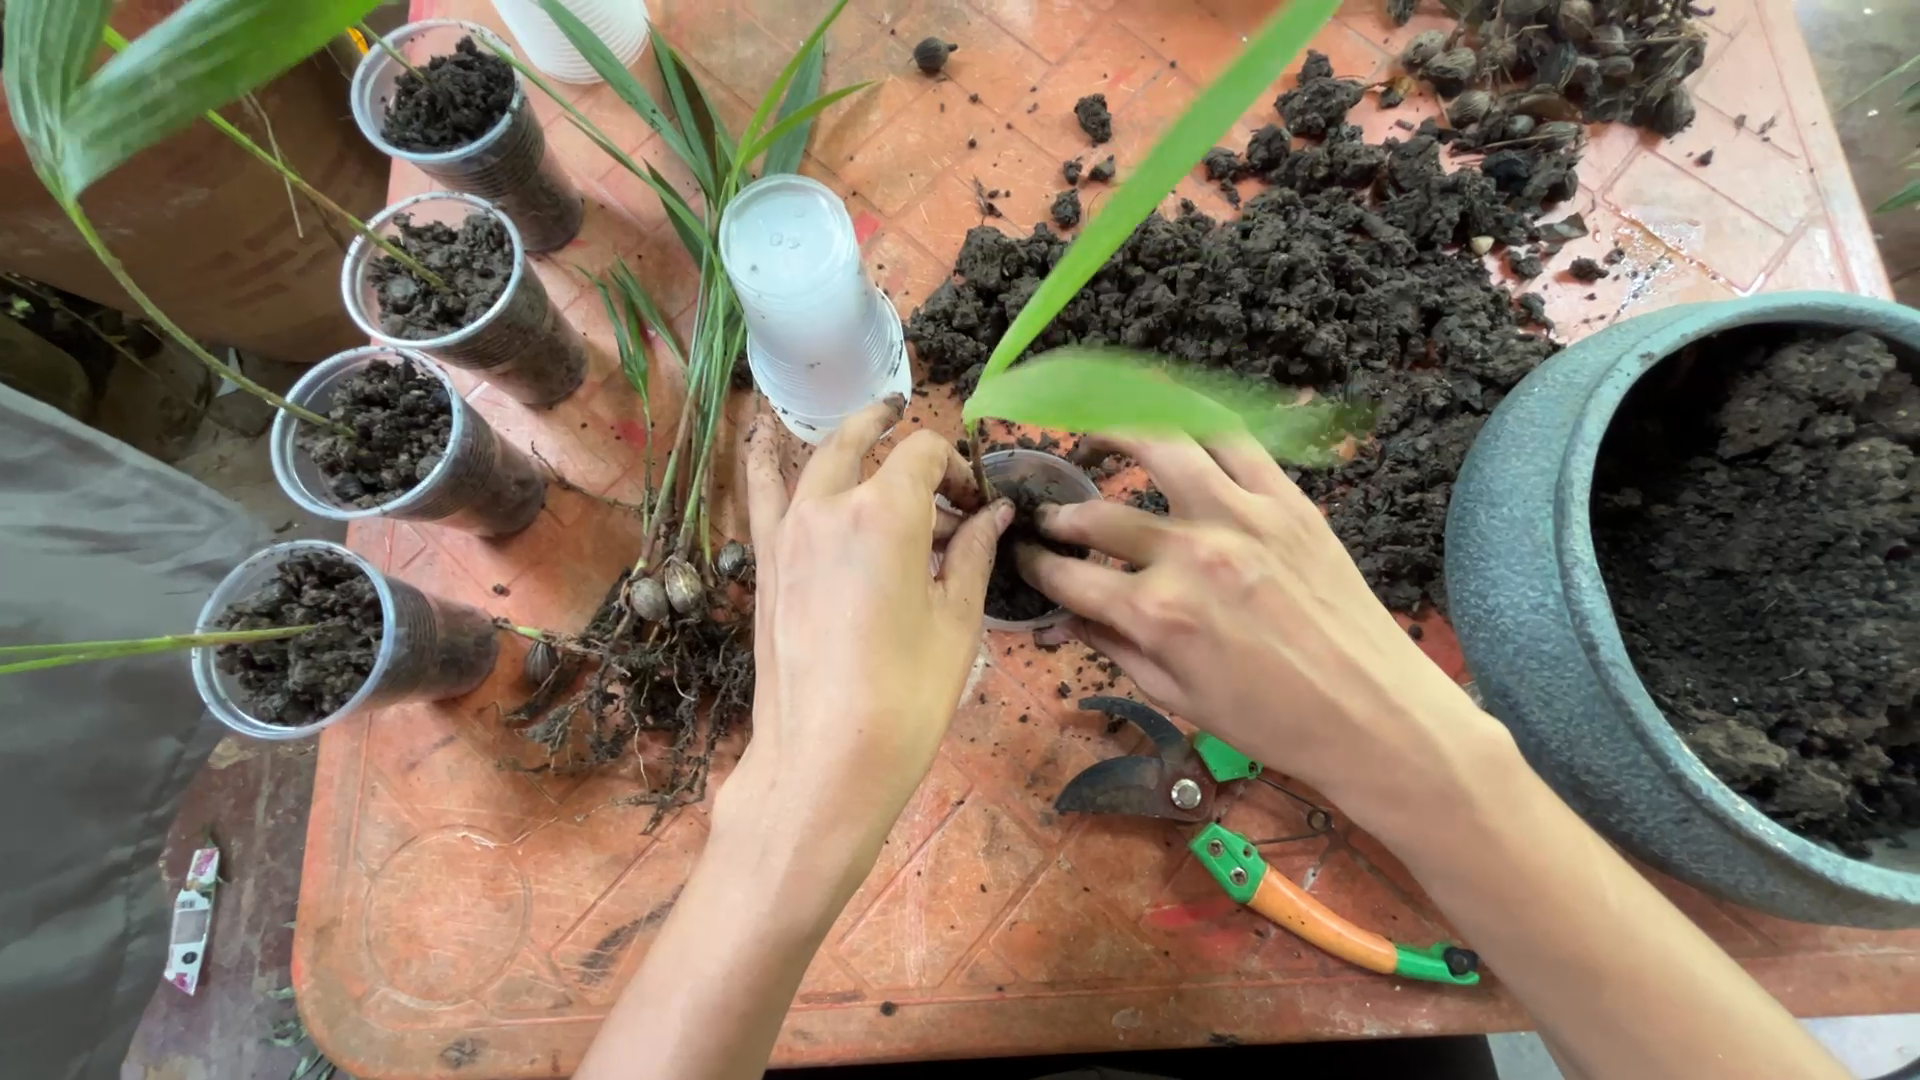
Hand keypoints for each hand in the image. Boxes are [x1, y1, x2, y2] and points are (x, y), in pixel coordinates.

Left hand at [722, 399, 1012, 889]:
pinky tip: (766, 437)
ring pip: (816, 459)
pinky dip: (766, 459)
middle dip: (902, 436)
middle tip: (932, 455)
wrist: (825, 761)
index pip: (923, 452)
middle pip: (866, 442)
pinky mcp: (766, 562)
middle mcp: (829, 504)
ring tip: (873, 423)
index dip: (957, 466)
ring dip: (849, 439)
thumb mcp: (957, 621)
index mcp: (886, 511)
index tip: (975, 503)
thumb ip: (974, 553)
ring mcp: (788, 531)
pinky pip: (763, 494)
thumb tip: (995, 514)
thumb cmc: (907, 696)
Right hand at [1017, 432, 1479, 800]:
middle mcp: (1191, 555)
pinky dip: (1194, 424)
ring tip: (1092, 438)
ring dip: (1114, 435)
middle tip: (1052, 520)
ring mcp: (1242, 518)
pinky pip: (1234, 442)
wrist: (1377, 717)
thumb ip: (1112, 647)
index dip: (1034, 566)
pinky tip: (1171, 430)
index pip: (1069, 577)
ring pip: (1162, 448)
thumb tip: (1060, 617)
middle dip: (1060, 519)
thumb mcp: (1176, 697)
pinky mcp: (1287, 502)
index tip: (1021, 557)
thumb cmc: (1271, 723)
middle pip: (1099, 518)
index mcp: (1157, 615)